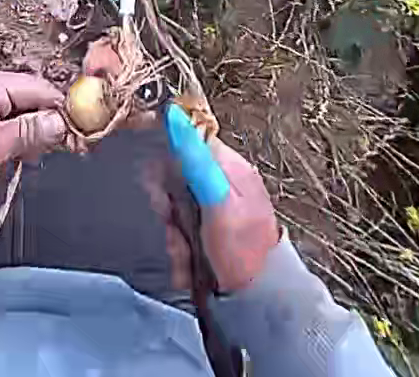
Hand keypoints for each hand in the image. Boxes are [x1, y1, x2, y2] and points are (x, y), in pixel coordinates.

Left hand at [0, 67, 67, 191]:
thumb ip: (30, 131)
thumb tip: (61, 122)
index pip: (36, 87)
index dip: (59, 106)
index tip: (78, 125)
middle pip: (32, 96)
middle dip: (47, 120)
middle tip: (63, 144)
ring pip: (24, 108)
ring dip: (35, 130)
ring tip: (37, 153)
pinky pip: (11, 118)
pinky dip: (21, 134)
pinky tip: (24, 153)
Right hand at [165, 105, 279, 292]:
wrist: (260, 303)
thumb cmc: (242, 250)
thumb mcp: (217, 201)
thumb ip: (196, 161)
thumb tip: (176, 117)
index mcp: (230, 166)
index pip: (190, 141)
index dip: (169, 160)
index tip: (158, 185)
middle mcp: (224, 181)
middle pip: (179, 174)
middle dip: (167, 202)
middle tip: (170, 223)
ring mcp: (217, 206)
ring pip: (177, 204)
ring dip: (172, 229)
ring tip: (182, 251)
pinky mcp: (211, 230)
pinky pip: (184, 226)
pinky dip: (180, 243)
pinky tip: (186, 261)